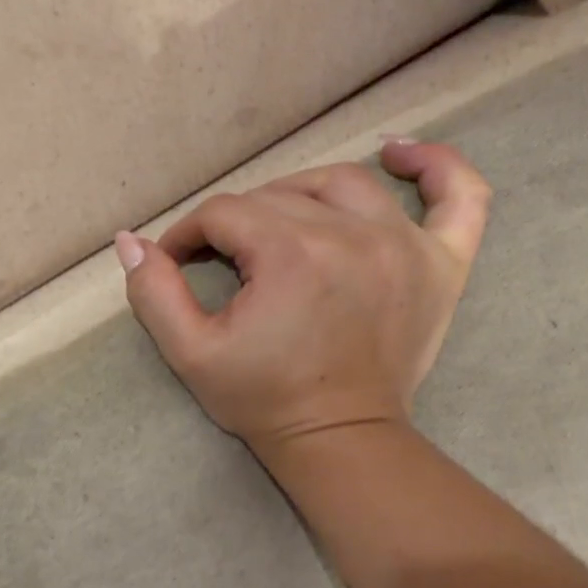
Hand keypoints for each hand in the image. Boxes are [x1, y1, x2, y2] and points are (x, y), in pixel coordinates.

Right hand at [117, 139, 491, 455]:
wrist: (337, 434)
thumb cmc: (258, 395)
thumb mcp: (187, 350)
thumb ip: (153, 291)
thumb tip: (129, 241)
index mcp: (290, 255)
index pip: (223, 213)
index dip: (186, 234)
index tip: (172, 264)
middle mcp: (352, 234)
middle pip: (276, 196)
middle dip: (231, 223)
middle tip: (212, 259)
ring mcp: (406, 243)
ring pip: (344, 183)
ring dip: (296, 192)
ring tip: (270, 220)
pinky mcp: (443, 260)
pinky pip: (459, 193)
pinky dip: (433, 165)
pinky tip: (400, 152)